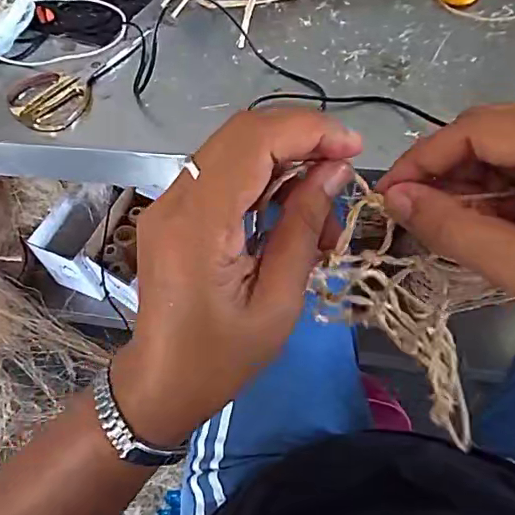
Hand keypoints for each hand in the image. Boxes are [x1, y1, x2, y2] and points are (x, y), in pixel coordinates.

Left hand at [112, 109, 360, 444]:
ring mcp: (169, 202)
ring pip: (234, 148)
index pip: (253, 142)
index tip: (353, 148)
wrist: (161, 382)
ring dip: (286, 160)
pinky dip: (264, 179)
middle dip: (301, 137)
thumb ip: (303, 227)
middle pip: (242, 133)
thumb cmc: (221, 358)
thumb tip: (334, 172)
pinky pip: (224, 173)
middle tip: (344, 167)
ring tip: (323, 205)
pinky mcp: (174, 211)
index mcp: (199, 224)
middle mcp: (176, 200)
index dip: (308, 131)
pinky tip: (291, 210)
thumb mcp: (278, 301)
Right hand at [377, 103, 514, 369]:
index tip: (386, 196)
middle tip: (412, 216)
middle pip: (496, 134)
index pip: (481, 128)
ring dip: (475, 188)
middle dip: (449, 175)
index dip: (425, 159)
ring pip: (511, 152)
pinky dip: (504, 197)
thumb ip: (454, 229)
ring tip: (448, 228)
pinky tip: (488, 227)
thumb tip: (394, 198)